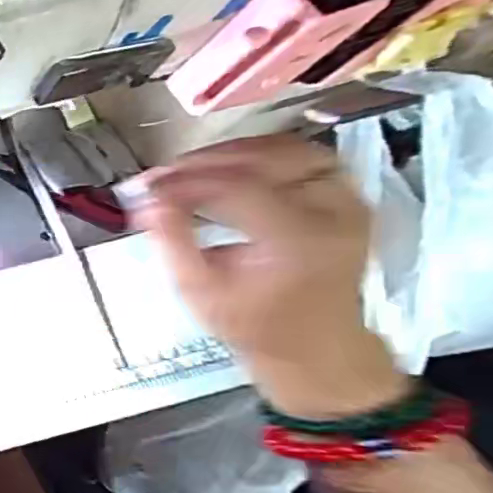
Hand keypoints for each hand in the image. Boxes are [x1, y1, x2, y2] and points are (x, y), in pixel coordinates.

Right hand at [125, 135, 408, 419]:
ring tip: (190, 167)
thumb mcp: (200, 292)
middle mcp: (333, 212)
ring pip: (285, 149)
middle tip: (163, 175)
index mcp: (299, 242)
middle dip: (205, 162)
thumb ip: (172, 243)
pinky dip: (259, 154)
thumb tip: (145, 202)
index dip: (186, 182)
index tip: (148, 188)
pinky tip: (226, 165)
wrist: (313, 343)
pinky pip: (301, 155)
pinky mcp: (346, 194)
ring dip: (231, 153)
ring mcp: (347, 199)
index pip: (237, 189)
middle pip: (264, 160)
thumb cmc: (252, 323)